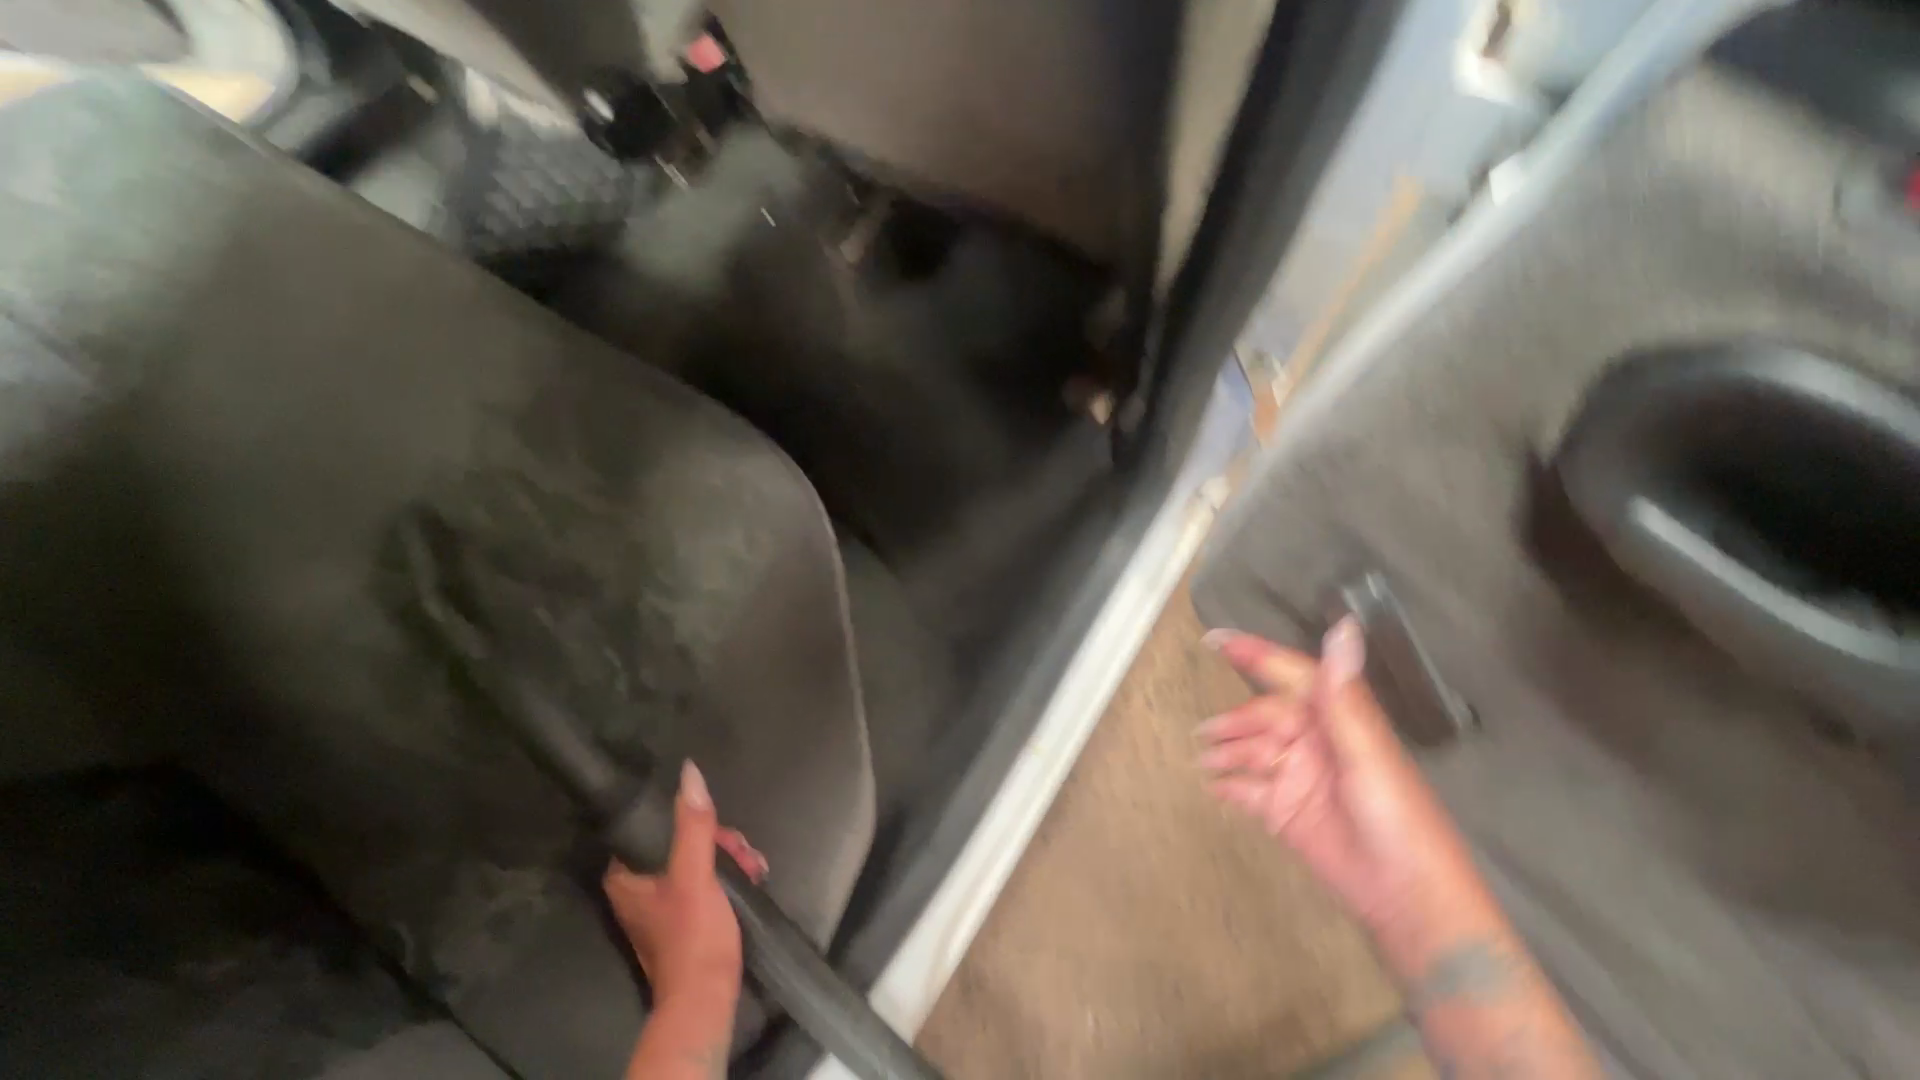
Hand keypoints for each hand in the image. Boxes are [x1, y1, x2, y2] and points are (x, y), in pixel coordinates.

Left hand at [604, 761, 767, 1014]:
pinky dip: (728, 877)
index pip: (656, 826)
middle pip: (682, 842)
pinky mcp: (682, 918)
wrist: (706, 999)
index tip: (721, 832)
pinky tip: (752, 878)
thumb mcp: (696, 874)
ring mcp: (659, 904)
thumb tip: (689, 773)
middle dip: (721, 844)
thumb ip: (694, 824)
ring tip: (755, 869)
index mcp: (625, 875)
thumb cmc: (693, 937)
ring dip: (730, 859)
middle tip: (743, 856)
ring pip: (698, 860)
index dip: (692, 822)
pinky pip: (705, 881)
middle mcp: (637, 886)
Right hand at [1197, 619, 1474, 928]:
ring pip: (1251, 750)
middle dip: (1235, 719)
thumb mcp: (1370, 754)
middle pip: (1263, 716)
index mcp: (1339, 721)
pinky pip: (1247, 789)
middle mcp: (1315, 743)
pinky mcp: (1284, 812)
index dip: (1256, 655)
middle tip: (1208, 732)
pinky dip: (1227, 785)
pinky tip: (1213, 786)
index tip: (1216, 640)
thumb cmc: (1400, 820)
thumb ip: (1344, 696)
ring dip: (1227, 751)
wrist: (1408, 900)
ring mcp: (1298, 778)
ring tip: (1205, 759)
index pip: (1292, 676)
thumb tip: (1342, 629)